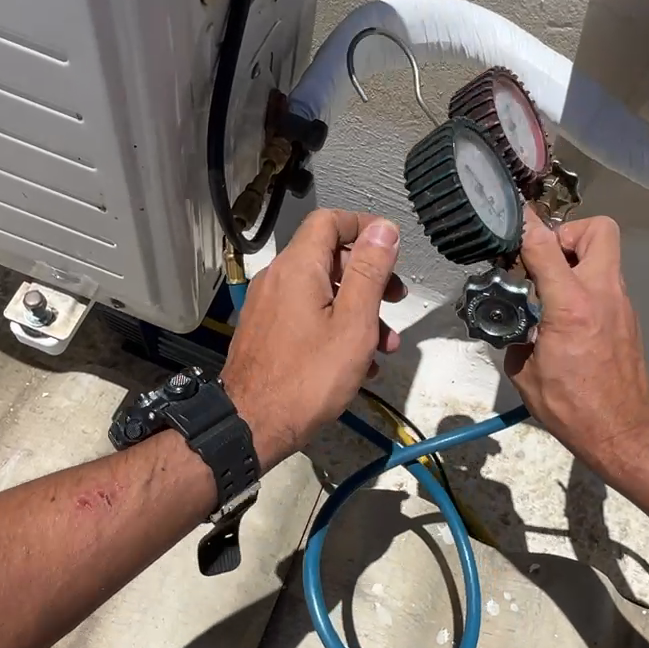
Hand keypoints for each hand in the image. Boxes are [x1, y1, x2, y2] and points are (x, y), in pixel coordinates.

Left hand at [223, 209, 404, 466]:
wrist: (251, 426)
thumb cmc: (308, 378)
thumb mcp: (353, 323)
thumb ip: (369, 272)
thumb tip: (384, 229)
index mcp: (298, 268)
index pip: (330, 221)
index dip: (364, 227)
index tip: (391, 249)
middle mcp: (277, 279)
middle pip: (328, 258)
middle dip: (369, 277)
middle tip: (396, 300)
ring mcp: (267, 307)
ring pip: (320, 293)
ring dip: (357, 311)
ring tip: (384, 346)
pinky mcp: (265, 333)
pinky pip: (306, 317)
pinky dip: (334, 328)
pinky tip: (357, 364)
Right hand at [505, 209, 648, 477]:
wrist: (622, 432)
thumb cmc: (571, 408)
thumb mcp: (525, 372)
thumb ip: (517, 335)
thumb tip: (518, 325)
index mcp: (570, 306)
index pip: (544, 245)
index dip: (524, 224)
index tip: (510, 217)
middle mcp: (602, 295)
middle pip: (599, 229)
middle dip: (568, 233)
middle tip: (544, 261)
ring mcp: (621, 304)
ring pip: (605, 255)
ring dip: (576, 261)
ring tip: (550, 291)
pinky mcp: (628, 318)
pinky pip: (606, 284)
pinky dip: (585, 287)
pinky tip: (566, 318)